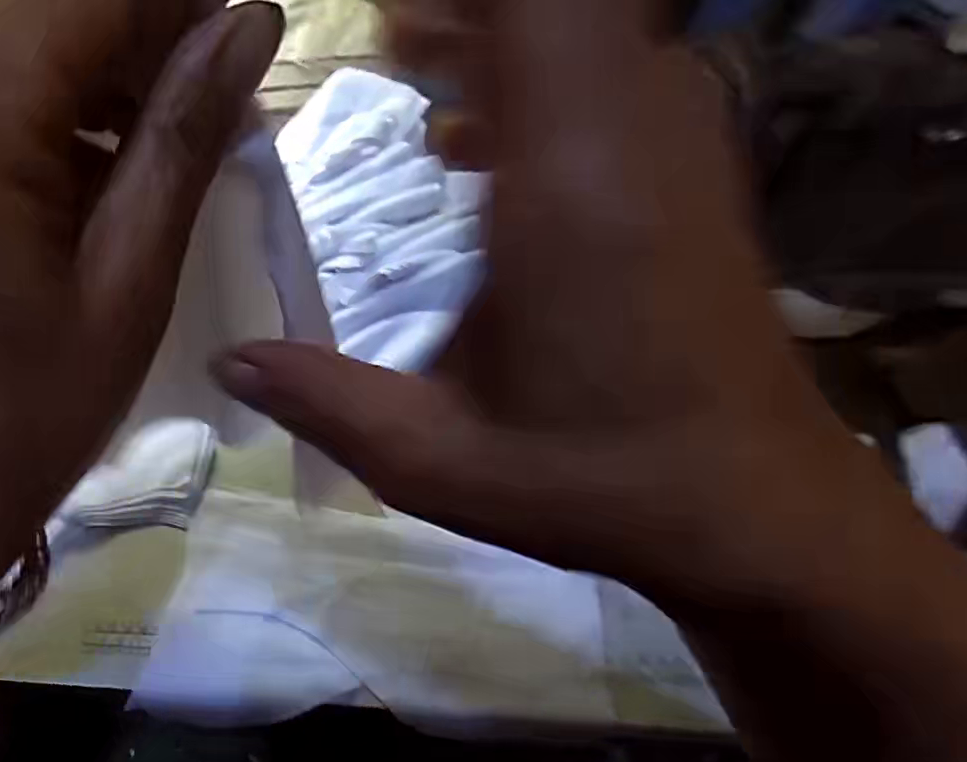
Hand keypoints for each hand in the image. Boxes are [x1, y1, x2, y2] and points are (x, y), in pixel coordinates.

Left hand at [0, 0, 283, 590]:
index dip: (177, 7)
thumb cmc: (51, 403)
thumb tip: (253, 18)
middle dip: (143, 42)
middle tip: (221, 101)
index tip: (247, 35)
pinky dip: (54, 107)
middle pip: (46, 7)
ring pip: (16, 38)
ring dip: (104, 76)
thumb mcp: (133, 278)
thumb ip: (183, 135)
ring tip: (176, 140)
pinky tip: (108, 160)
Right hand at [214, 1, 909, 604]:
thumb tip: (227, 361)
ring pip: (581, 30)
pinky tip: (463, 147)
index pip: (526, 0)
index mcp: (568, 179)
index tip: (370, 20)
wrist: (739, 507)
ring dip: (489, 36)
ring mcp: (673, 146)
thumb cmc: (583, 482)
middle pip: (549, 1)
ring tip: (401, 61)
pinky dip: (528, 83)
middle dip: (452, 8)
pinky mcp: (684, 180)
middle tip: (367, 39)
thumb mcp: (428, 458)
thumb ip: (321, 399)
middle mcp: (634, 130)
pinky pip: (603, 81)